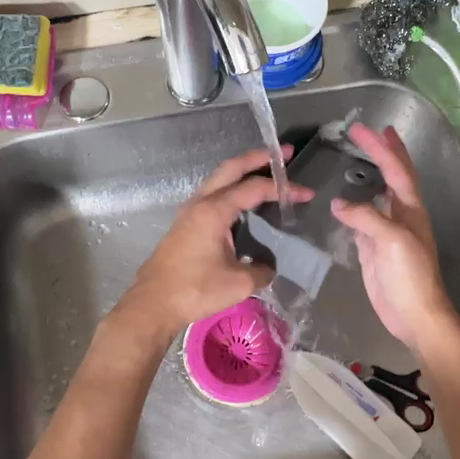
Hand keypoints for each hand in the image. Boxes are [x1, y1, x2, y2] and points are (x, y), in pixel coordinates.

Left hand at [116, 146, 313, 336]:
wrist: (153, 304)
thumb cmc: (195, 290)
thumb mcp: (240, 283)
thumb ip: (262, 269)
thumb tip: (269, 265)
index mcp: (214, 211)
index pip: (254, 188)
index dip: (283, 188)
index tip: (306, 193)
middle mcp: (200, 203)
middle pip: (231, 169)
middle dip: (258, 158)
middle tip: (285, 154)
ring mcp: (189, 212)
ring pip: (219, 180)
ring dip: (242, 172)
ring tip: (266, 173)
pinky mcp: (185, 224)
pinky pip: (213, 195)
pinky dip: (231, 189)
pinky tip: (244, 203)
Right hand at [329, 124, 458, 346]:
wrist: (414, 314)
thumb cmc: (410, 275)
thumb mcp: (390, 240)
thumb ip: (365, 218)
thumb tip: (338, 205)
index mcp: (411, 208)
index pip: (396, 169)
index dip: (382, 148)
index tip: (364, 128)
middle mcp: (401, 215)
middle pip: (393, 176)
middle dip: (382, 153)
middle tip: (365, 132)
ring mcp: (387, 233)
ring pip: (378, 197)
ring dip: (370, 177)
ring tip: (358, 159)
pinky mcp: (374, 251)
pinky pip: (363, 222)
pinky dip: (354, 208)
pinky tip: (344, 204)